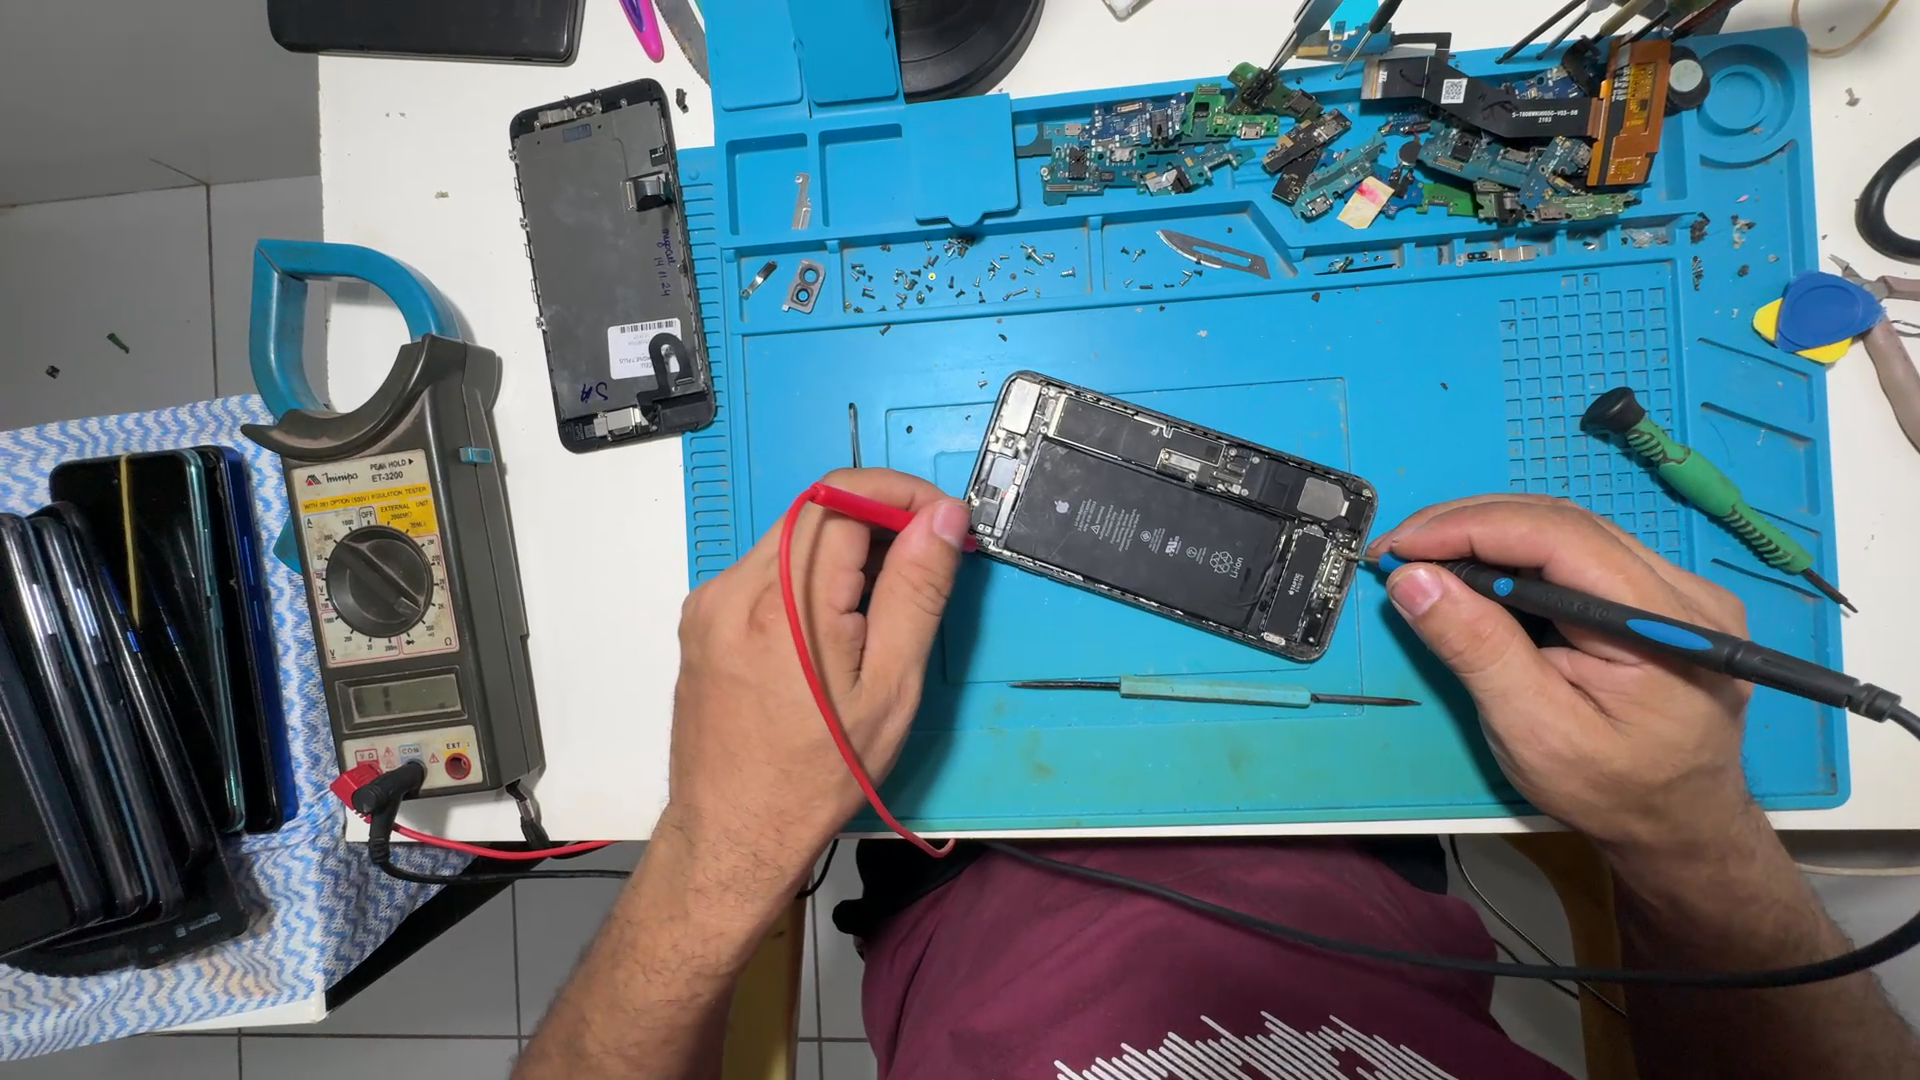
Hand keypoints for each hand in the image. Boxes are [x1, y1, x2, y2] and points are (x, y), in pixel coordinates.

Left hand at [663, 468, 969, 910]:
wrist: (732, 834)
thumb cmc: (822, 772)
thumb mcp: (890, 687)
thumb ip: (917, 591)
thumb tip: (942, 517)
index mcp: (785, 604)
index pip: (843, 498)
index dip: (900, 495)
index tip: (941, 520)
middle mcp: (735, 588)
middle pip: (815, 509)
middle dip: (878, 518)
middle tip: (923, 560)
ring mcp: (710, 600)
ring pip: (790, 534)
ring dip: (845, 545)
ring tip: (881, 598)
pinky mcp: (701, 616)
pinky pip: (765, 565)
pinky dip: (809, 569)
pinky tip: (832, 618)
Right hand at [1369, 495, 1755, 857]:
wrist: (1674, 826)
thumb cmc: (1607, 789)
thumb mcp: (1531, 728)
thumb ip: (1477, 649)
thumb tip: (1413, 579)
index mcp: (1662, 622)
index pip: (1557, 538)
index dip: (1468, 528)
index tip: (1397, 548)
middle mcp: (1678, 590)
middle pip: (1557, 523)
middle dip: (1464, 525)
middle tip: (1395, 552)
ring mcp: (1667, 590)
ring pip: (1559, 530)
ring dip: (1479, 535)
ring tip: (1419, 560)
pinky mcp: (1644, 598)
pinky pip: (1564, 553)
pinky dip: (1501, 554)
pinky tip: (1465, 574)